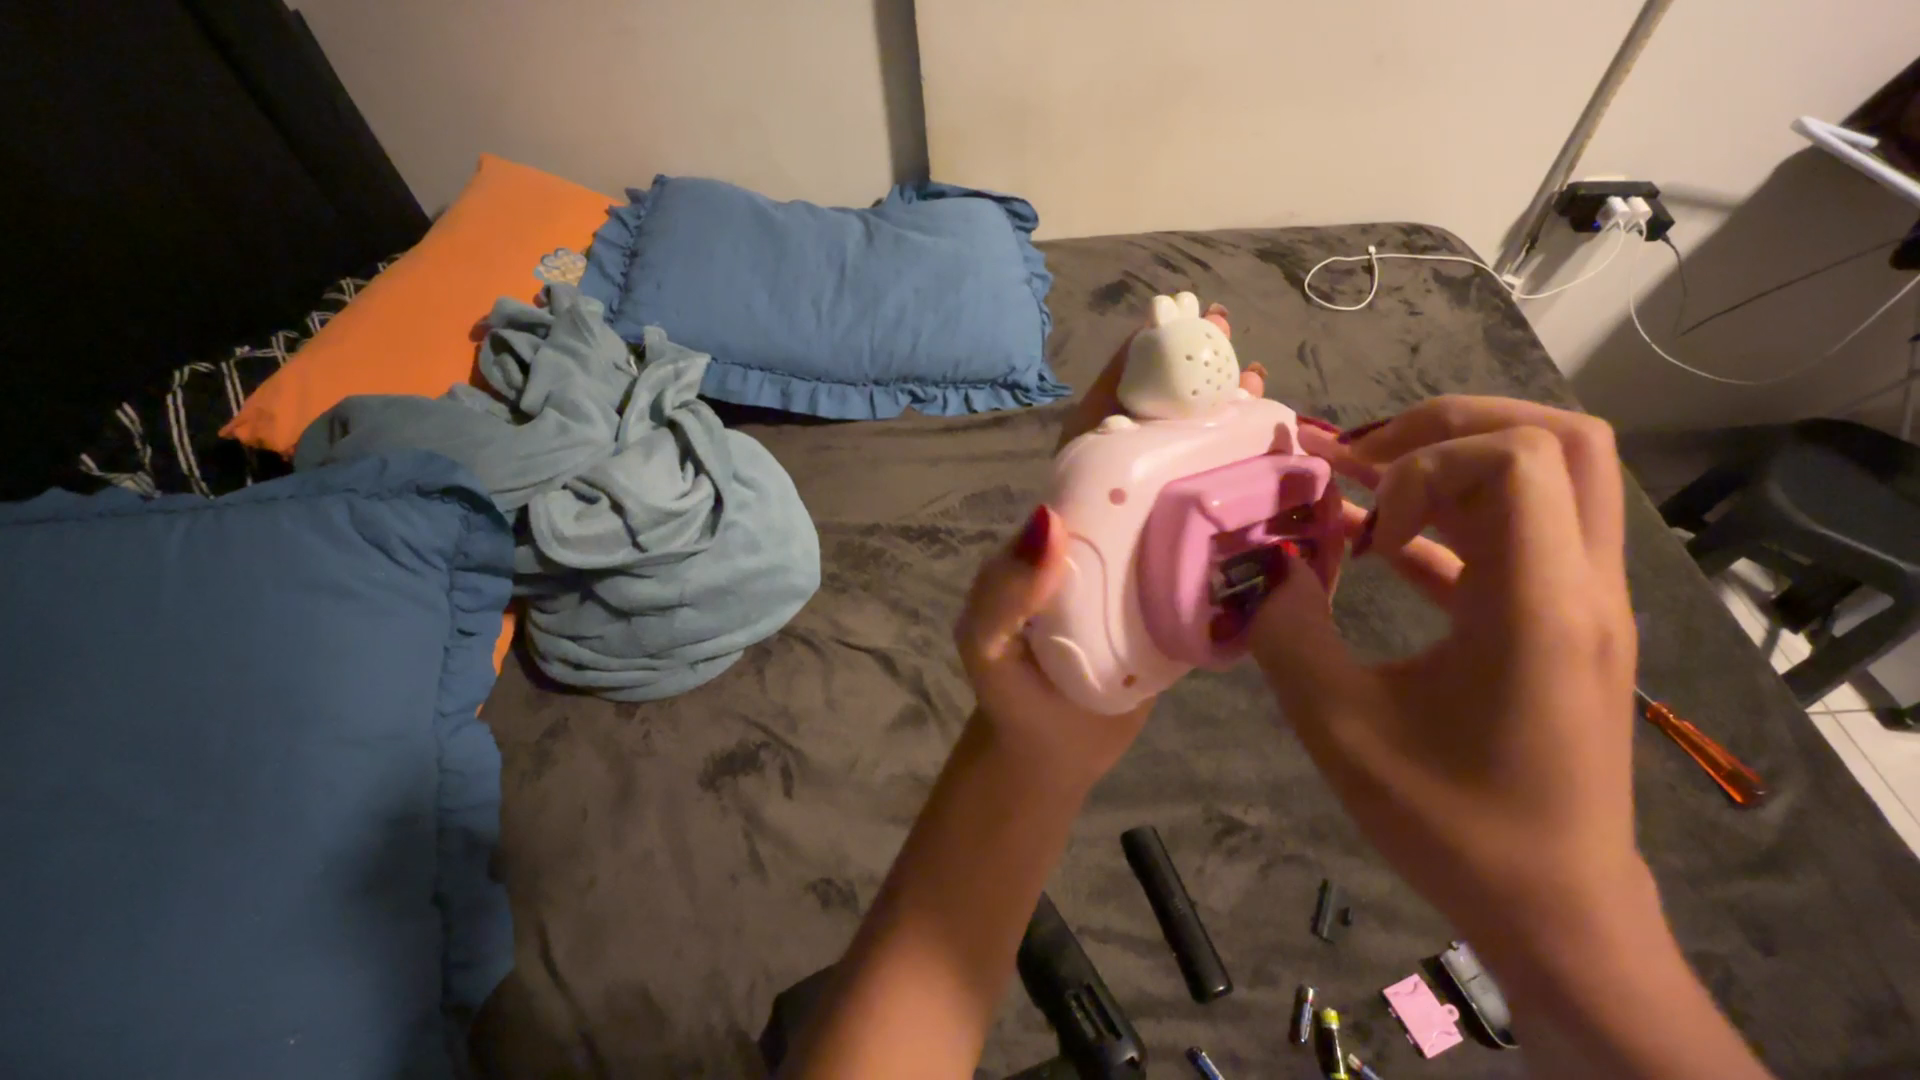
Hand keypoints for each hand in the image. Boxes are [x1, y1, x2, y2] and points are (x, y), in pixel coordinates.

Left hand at [954, 304, 1262, 785]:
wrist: (1055, 750)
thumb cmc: (1014, 693)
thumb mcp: (986, 643)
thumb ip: (1004, 590)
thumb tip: (1047, 521)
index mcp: (1064, 520)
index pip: (1091, 435)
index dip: (1125, 382)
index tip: (1166, 333)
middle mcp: (1109, 526)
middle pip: (1153, 445)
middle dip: (1190, 394)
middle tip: (1239, 356)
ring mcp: (1149, 557)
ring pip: (1193, 483)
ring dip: (1230, 438)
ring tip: (1274, 402)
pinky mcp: (1184, 594)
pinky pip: (1221, 540)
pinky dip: (1255, 508)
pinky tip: (1293, 489)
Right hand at [1254, 396, 1640, 934]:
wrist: (1553, 904)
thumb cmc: (1452, 822)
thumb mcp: (1341, 729)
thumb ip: (1287, 634)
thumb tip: (1261, 567)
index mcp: (1540, 606)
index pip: (1517, 459)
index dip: (1423, 465)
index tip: (1365, 529)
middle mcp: (1582, 586)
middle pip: (1556, 438)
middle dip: (1446, 427)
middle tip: (1361, 457)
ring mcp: (1585, 602)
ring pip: (1550, 476)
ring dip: (1451, 464)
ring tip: (1363, 487)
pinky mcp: (1569, 622)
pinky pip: (1524, 533)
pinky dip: (1452, 518)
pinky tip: (1379, 547)